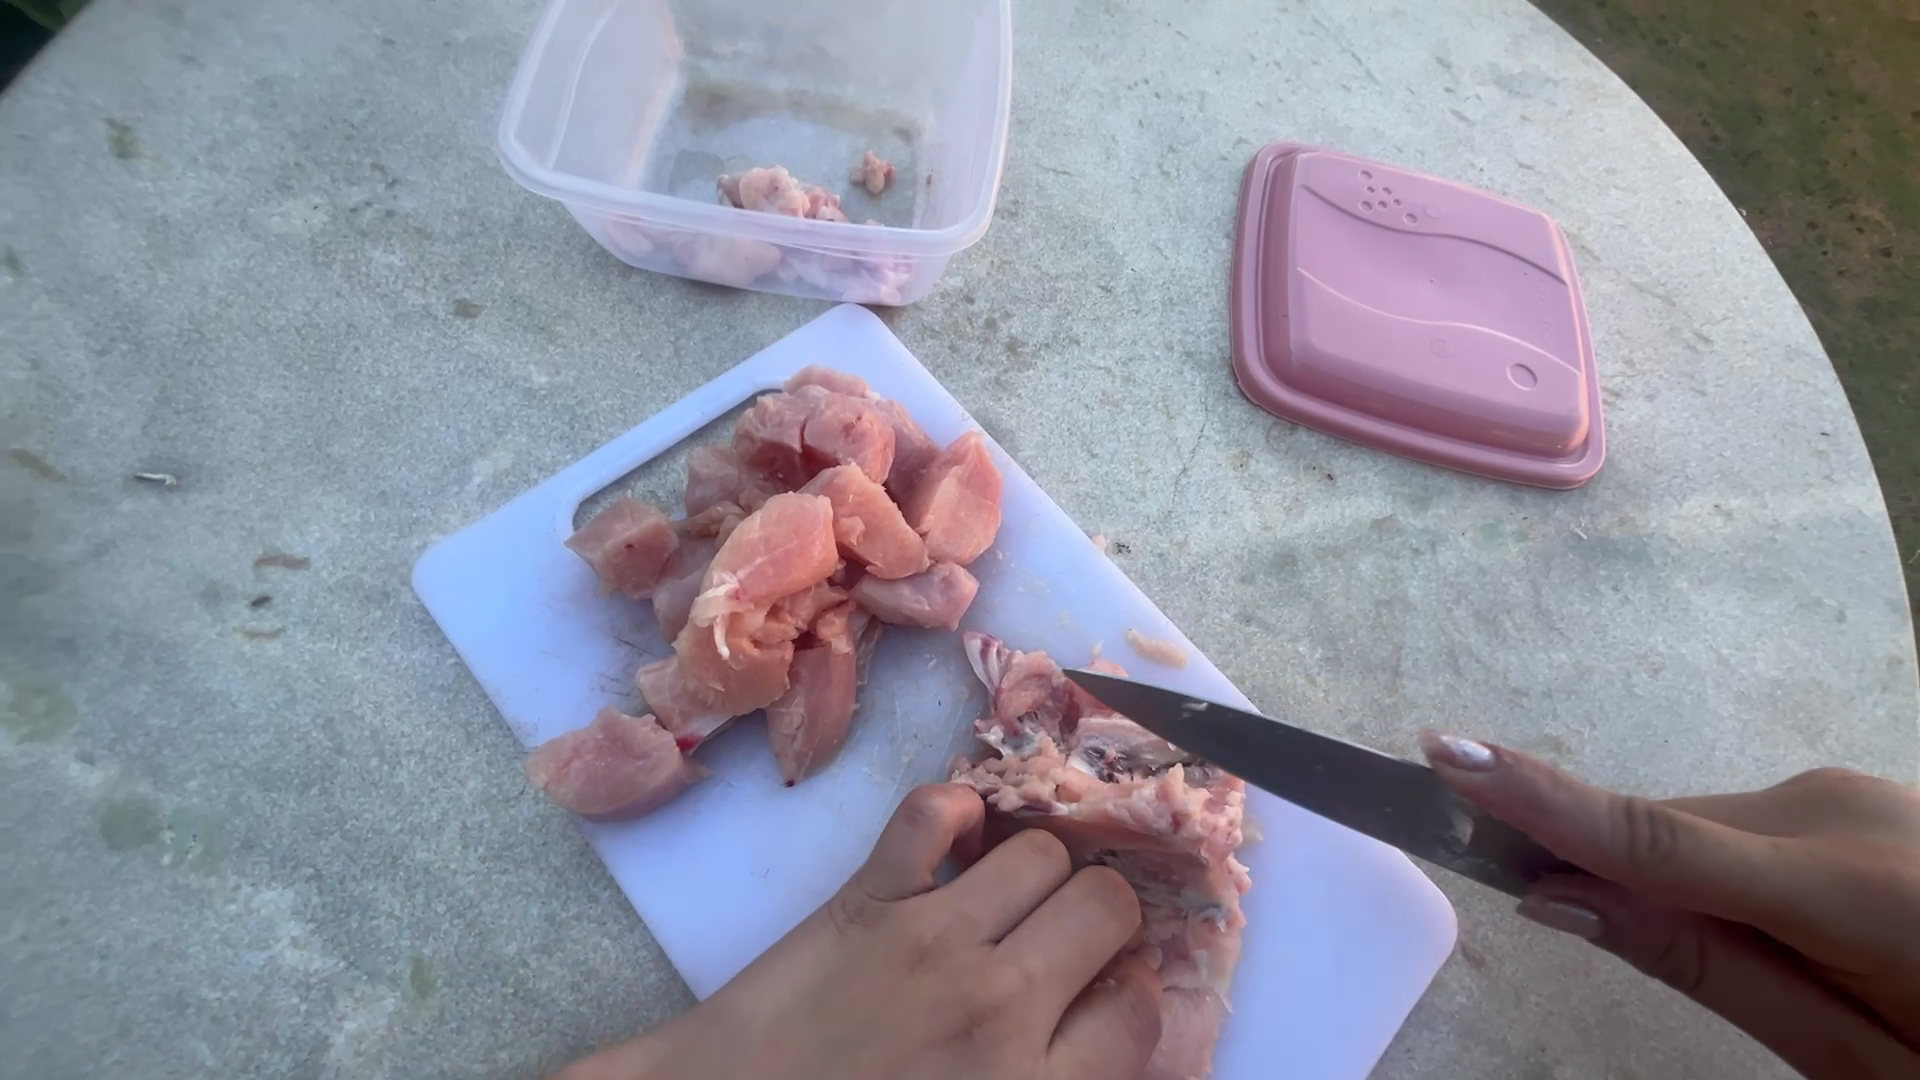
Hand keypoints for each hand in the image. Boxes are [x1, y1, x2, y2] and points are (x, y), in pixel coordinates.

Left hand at [555, 784, 1161, 1079]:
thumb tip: (1099, 1022)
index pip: (1139, 1007)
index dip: (1130, 987)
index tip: (1104, 983)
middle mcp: (998, 1004)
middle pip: (1105, 904)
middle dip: (1101, 908)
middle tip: (1065, 926)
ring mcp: (932, 938)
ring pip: (1039, 851)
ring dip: (1038, 863)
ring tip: (1012, 884)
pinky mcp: (868, 895)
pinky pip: (933, 812)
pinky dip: (954, 810)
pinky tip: (956, 841)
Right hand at [1420, 732, 1919, 1078]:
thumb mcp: (1867, 1066)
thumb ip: (1708, 968)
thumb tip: (1554, 896)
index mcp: (1865, 891)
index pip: (1651, 837)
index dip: (1538, 796)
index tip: (1442, 751)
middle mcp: (1840, 809)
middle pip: (1664, 833)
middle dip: (1639, 888)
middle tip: (1716, 979)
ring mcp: (1853, 790)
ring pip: (1696, 826)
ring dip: (1690, 884)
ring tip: (1801, 972)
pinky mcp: (1856, 791)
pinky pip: (1739, 823)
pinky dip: (1728, 868)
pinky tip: (1812, 928)